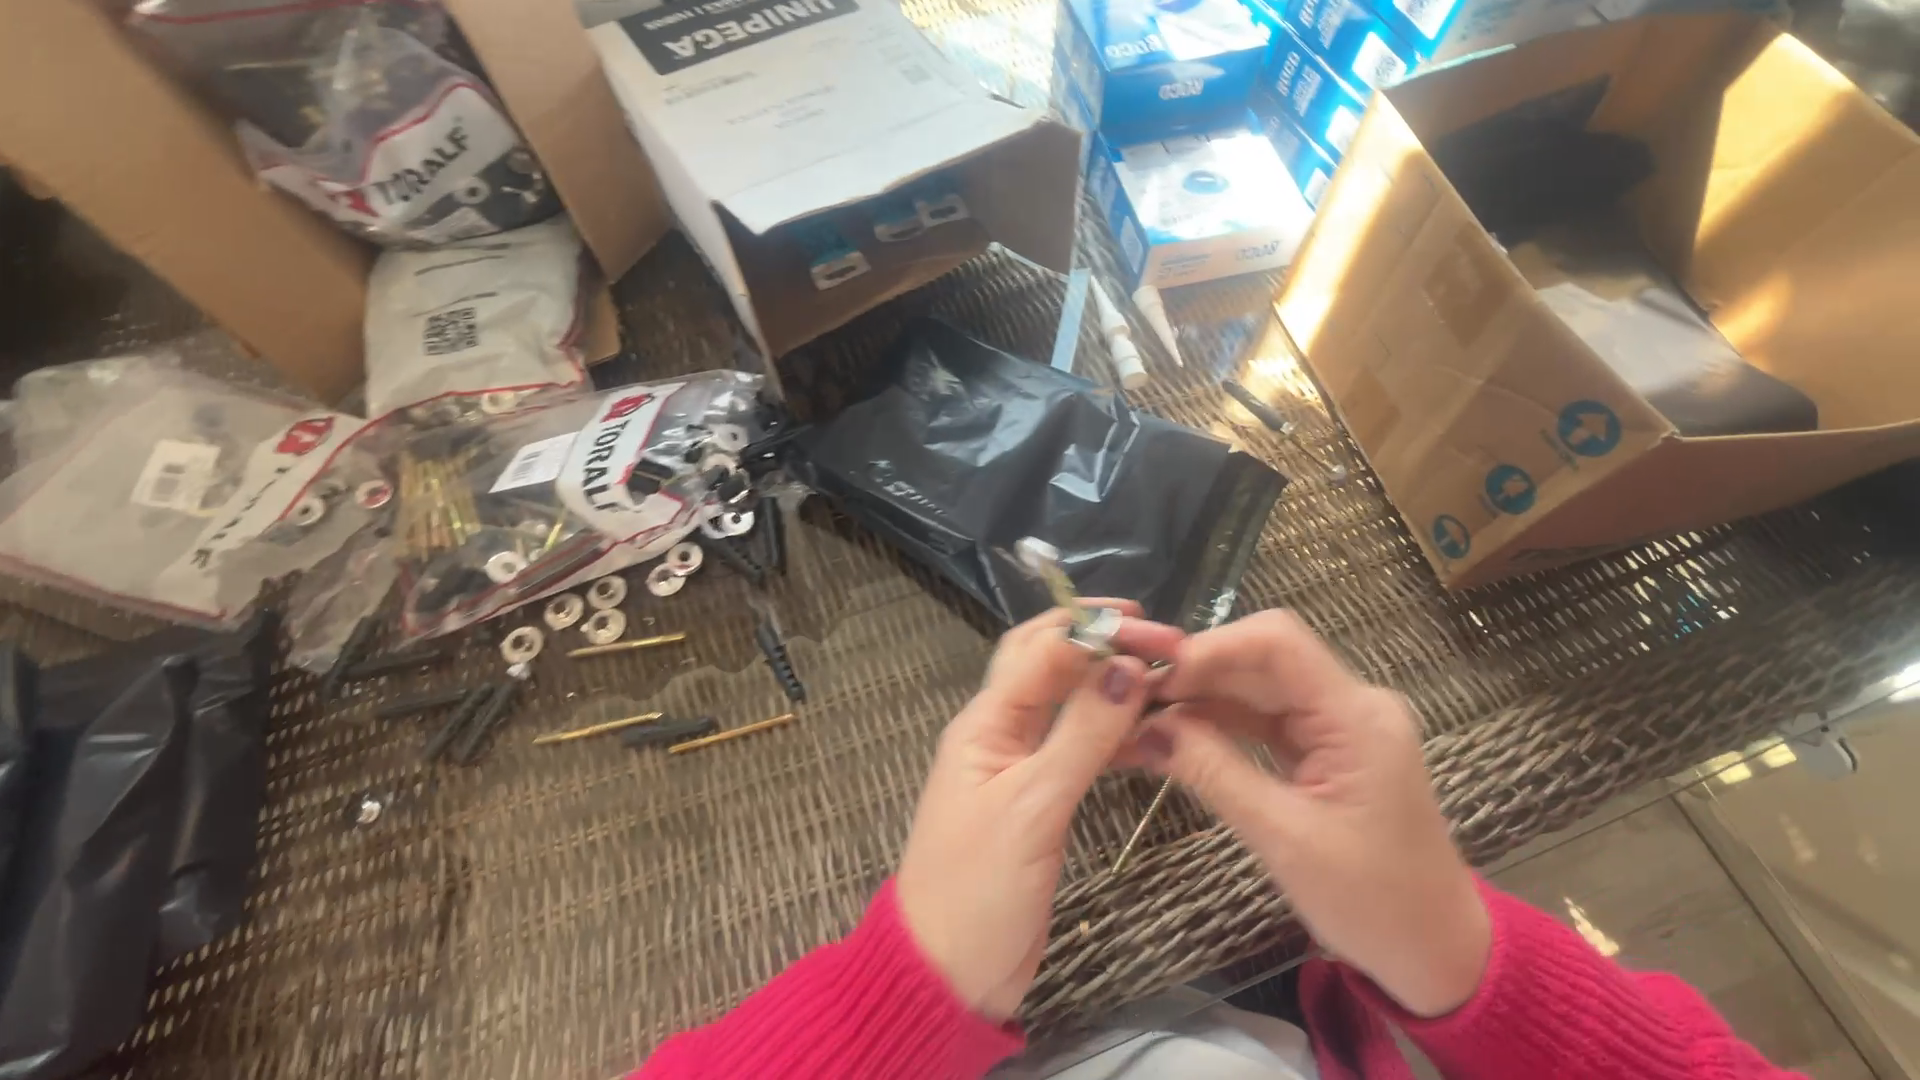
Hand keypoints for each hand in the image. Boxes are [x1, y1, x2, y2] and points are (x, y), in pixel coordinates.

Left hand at [896, 603, 1182, 1020]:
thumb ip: (1081, 735)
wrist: (949, 974)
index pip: (1040, 650)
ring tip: (1165, 677)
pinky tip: (1151, 733)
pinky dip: (1112, 732)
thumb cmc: (978, 888)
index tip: (1154, 633)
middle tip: (1159, 636)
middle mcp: (1000, 731)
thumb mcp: (1033, 807)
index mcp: (984, 722)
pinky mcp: (1040, 799)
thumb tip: (1126, 664)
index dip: (1094, 632)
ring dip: (1107, 683)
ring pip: (1066, 703)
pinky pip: (1077, 747)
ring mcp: (1019, 765)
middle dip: (1097, 640)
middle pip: (1048, 664)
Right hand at [1135, 610, 1490, 1017]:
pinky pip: (1257, 718)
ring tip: (1136, 718)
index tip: (1154, 677)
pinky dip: (1213, 724)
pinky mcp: (1319, 746)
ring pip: (1251, 686)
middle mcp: (1347, 704)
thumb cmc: (1372, 902)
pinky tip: (1168, 737)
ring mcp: (1333, 724)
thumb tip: (1143, 729)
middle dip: (1192, 673)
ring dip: (1195, 698)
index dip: (1209, 648)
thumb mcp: (1283, 838)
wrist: (1434, 952)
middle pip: (1258, 659)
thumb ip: (1213, 772)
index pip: (1276, 643)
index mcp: (1356, 716)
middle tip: (1129, 699)